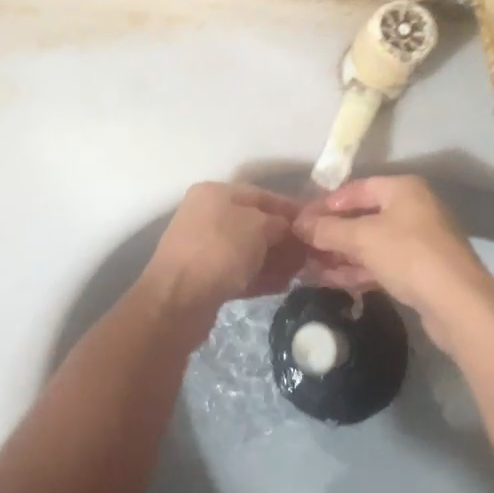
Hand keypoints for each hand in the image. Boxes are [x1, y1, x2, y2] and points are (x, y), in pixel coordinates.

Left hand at [142, 182, 306, 319]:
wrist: (178, 299)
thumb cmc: (220, 250)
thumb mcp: (259, 226)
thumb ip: (280, 223)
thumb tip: (291, 229)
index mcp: (215, 193)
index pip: (262, 195)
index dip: (290, 209)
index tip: (315, 224)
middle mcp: (207, 215)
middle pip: (255, 223)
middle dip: (284, 238)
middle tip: (311, 254)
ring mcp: (204, 247)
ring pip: (248, 249)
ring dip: (275, 259)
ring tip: (300, 272)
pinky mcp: (204, 277)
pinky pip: (239, 271)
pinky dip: (260, 276)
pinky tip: (283, 286)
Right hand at [294, 176, 493, 354]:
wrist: (457, 303)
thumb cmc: (409, 255)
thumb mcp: (363, 238)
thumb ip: (328, 230)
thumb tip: (299, 224)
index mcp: (403, 189)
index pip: (356, 189)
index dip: (326, 204)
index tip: (300, 221)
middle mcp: (413, 209)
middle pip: (363, 216)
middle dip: (331, 233)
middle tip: (301, 246)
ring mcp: (418, 241)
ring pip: (371, 243)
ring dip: (340, 254)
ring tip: (308, 267)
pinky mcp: (419, 271)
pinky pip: (381, 264)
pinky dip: (356, 270)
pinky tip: (329, 280)